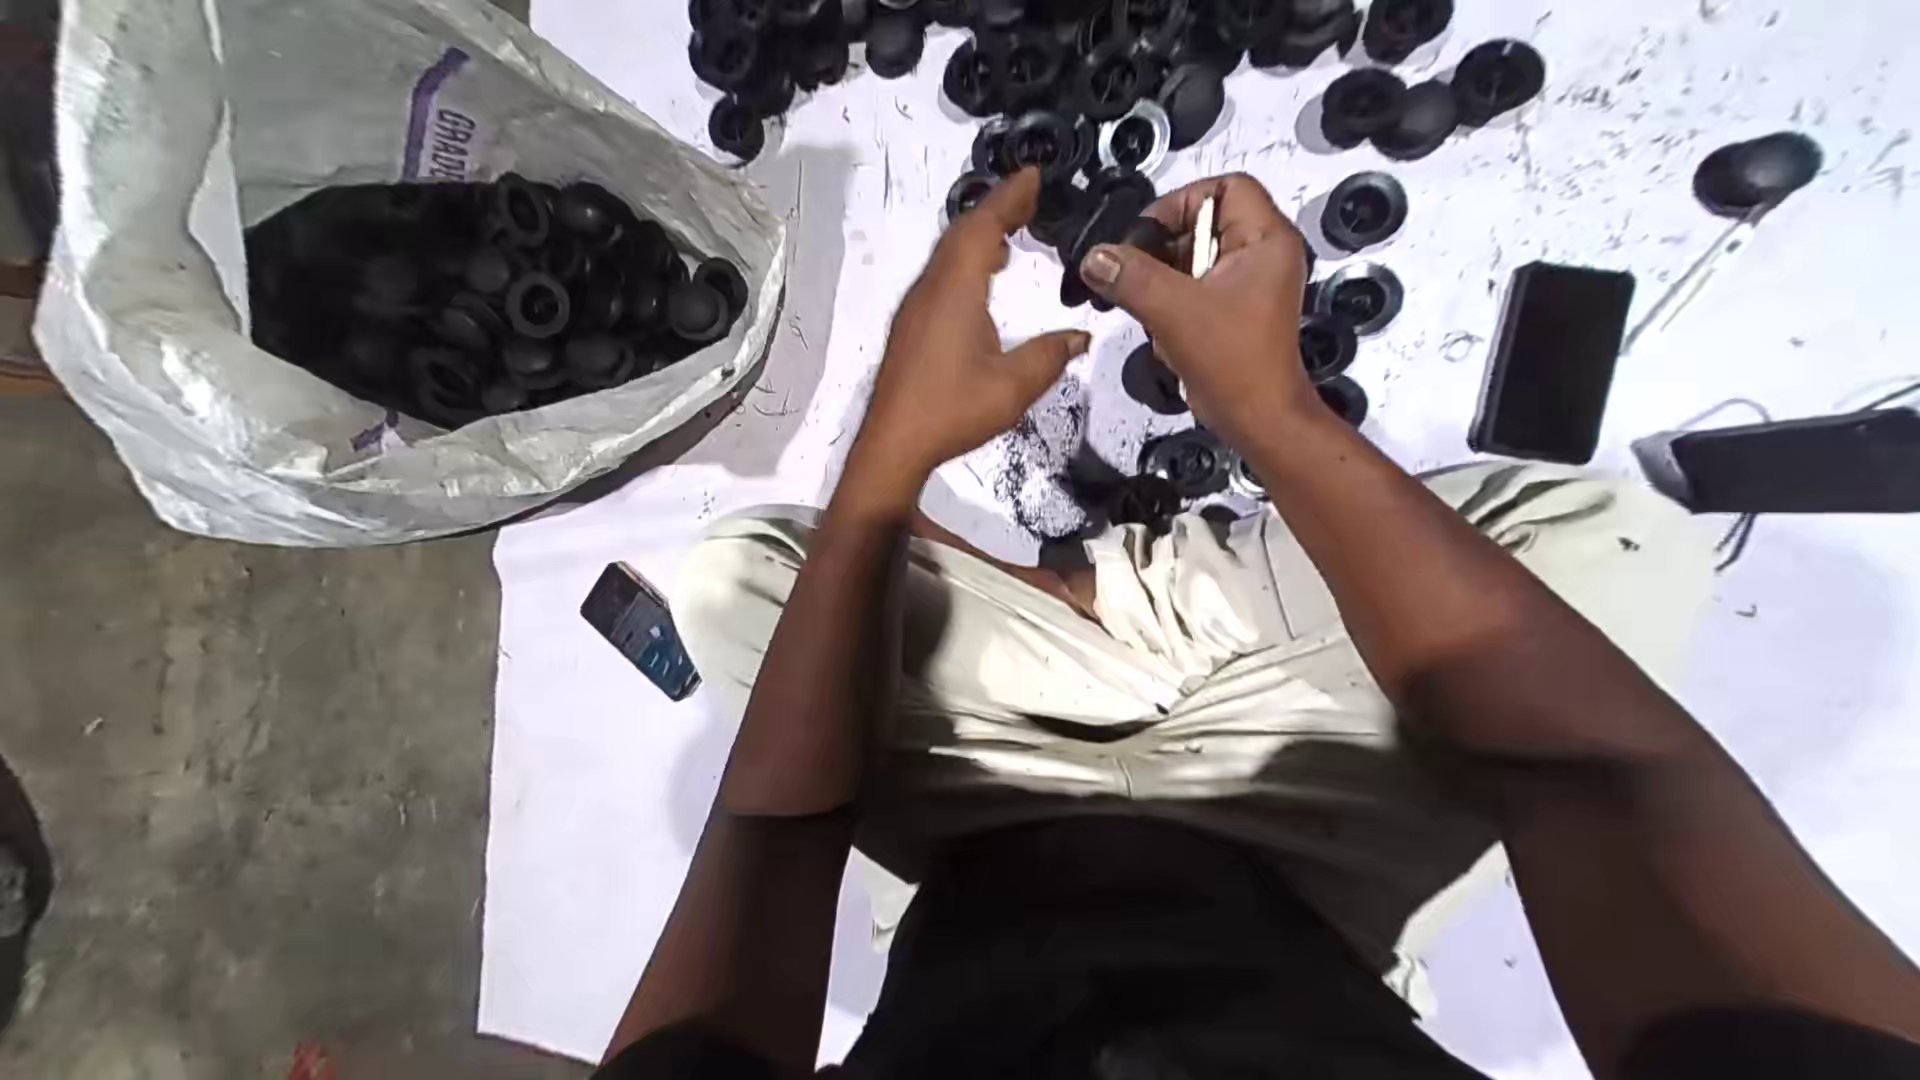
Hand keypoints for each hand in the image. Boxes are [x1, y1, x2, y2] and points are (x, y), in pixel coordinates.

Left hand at [851, 168, 1090, 502]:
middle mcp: (929, 292)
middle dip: (996, 211)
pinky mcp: (911, 331)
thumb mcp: (1012, 387)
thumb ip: (1049, 356)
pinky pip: (939, 280)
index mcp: (954, 293)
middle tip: (1026, 201)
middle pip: (961, 234)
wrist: (894, 444)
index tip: (1032, 177)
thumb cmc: (947, 414)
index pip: (982, 227)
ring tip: (1008, 237)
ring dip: (978, 239)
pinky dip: (964, 266)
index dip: (1009, 198)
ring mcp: (915, 311)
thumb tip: (1078, 338)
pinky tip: (979, 285)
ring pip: (947, 258)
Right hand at [1076, 173, 1317, 449]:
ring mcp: (1243, 288)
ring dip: (1162, 285)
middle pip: (1201, 226)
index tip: (1146, 232)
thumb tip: (1097, 257)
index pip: (1224, 187)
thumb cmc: (1238, 364)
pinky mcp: (1228, 314)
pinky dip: (1168, 309)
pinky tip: (1166, 332)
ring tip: (1156, 310)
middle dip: (1163, 252)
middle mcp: (1259, 258)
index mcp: (1265, 240)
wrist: (1254, 416)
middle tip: (1139, 274)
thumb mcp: (1175, 311)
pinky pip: (1188, 293)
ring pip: (1189, 263)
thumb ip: (1132, 278)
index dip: (1181, 203)